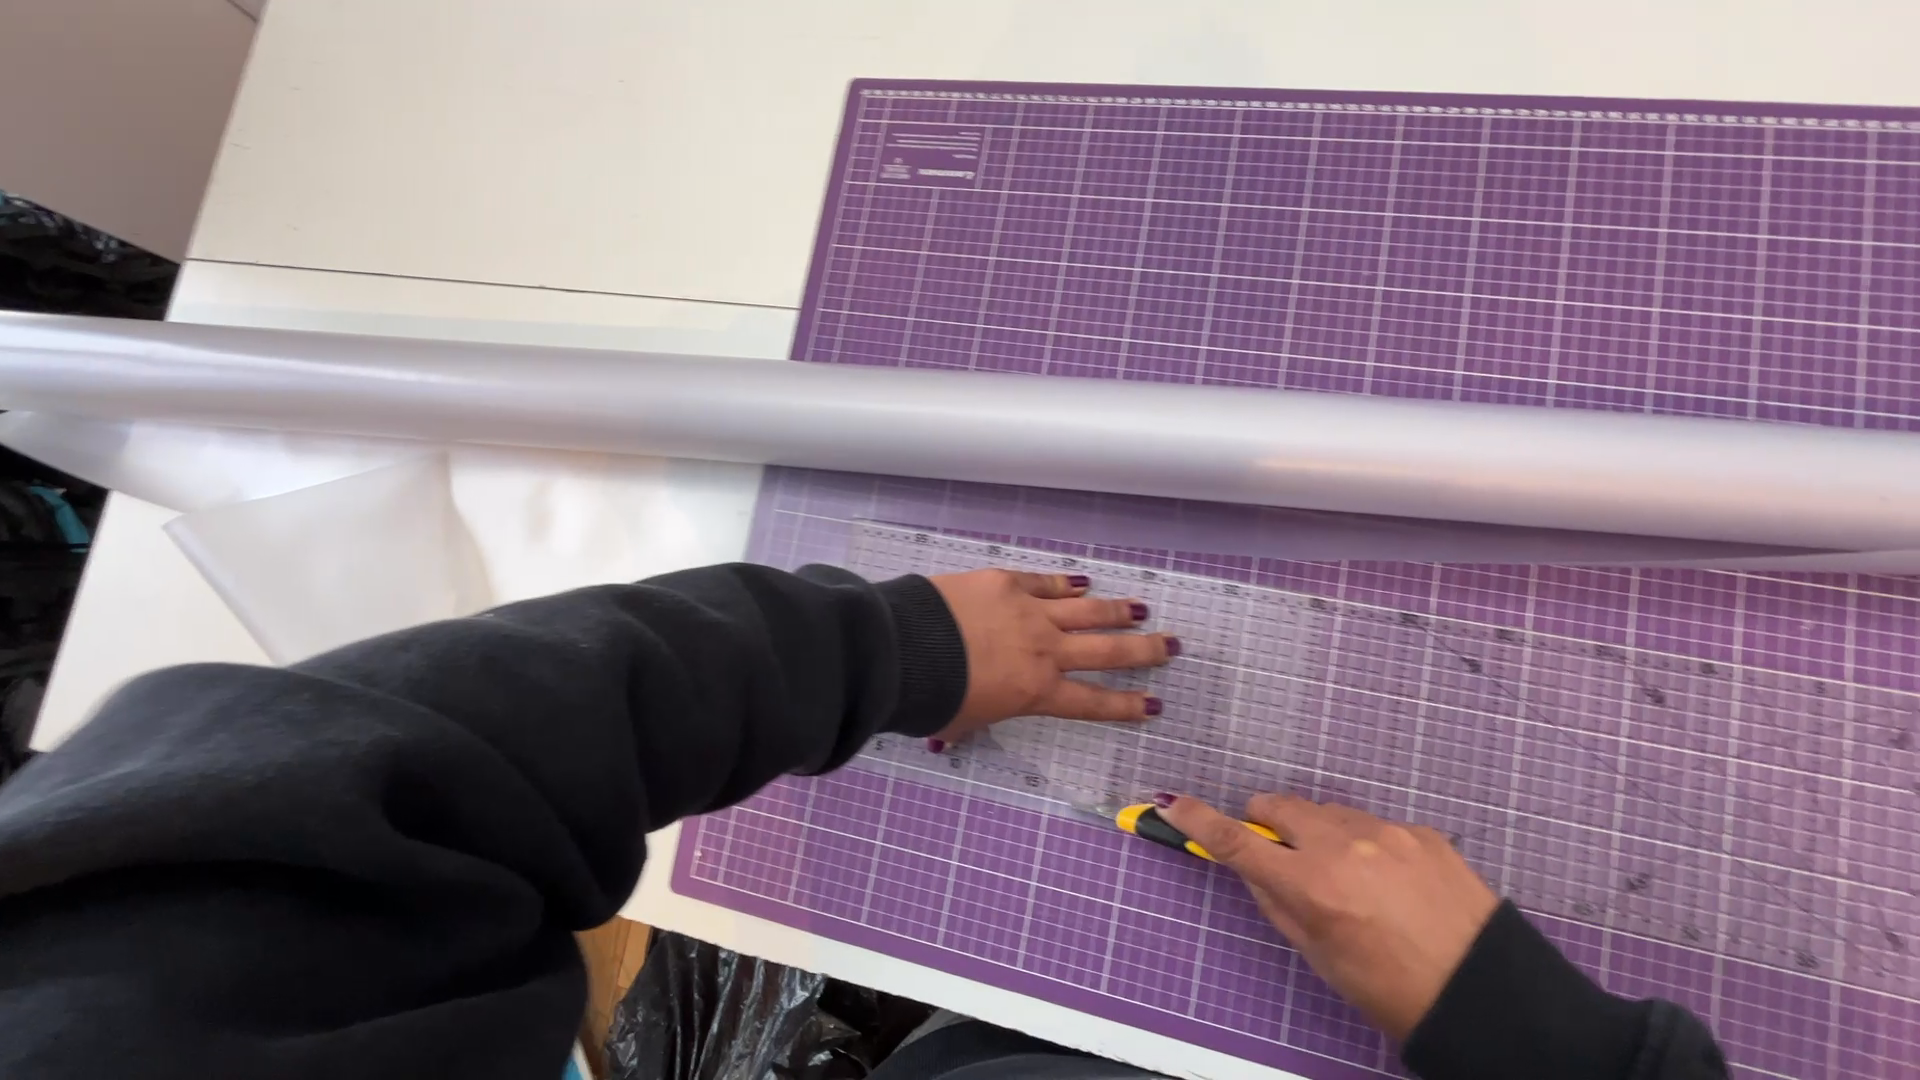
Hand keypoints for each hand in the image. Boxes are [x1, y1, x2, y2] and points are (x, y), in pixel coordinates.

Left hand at [928, 569, 1176, 743]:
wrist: (903, 650)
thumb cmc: (928, 698)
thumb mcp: (955, 725)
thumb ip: (968, 726)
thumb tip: (952, 740)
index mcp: (1035, 693)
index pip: (1092, 703)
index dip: (1125, 705)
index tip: (1153, 705)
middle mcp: (1044, 652)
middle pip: (1105, 651)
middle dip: (1142, 651)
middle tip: (1169, 646)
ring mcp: (1029, 612)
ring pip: (1085, 611)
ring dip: (1116, 611)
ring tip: (1142, 610)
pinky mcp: (1007, 582)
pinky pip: (1045, 582)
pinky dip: (1065, 584)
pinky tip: (1082, 582)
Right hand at [1159, 794, 1497, 1040]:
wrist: (1493, 998)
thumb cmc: (1393, 991)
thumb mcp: (1321, 957)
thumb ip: (1277, 902)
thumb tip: (1254, 866)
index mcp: (1313, 887)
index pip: (1236, 843)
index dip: (1198, 821)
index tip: (1172, 804)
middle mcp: (1344, 846)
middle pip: (1278, 805)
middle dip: (1269, 823)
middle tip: (1283, 854)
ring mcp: (1386, 832)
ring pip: (1326, 812)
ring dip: (1320, 833)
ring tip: (1351, 877)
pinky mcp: (1421, 830)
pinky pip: (1373, 824)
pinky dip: (1367, 843)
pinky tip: (1393, 881)